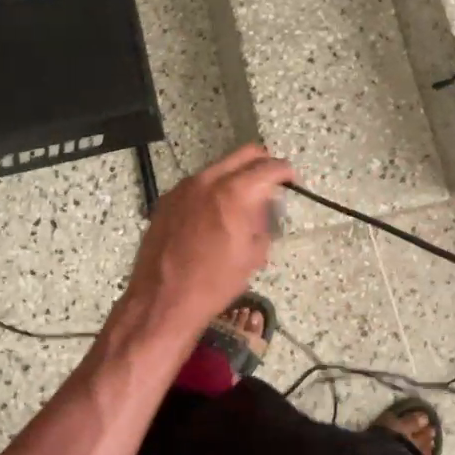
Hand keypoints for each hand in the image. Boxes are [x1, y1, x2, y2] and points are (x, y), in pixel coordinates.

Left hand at [124, 144, 290, 337]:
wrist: (162, 299)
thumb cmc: (214, 283)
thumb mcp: (252, 254)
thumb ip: (263, 220)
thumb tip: (263, 205)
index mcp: (233, 193)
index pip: (268, 167)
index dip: (285, 171)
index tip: (291, 180)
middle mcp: (207, 180)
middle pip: (244, 154)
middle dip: (263, 164)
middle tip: (271, 183)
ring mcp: (184, 187)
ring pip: (219, 166)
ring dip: (237, 176)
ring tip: (243, 202)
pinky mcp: (168, 198)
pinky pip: (199, 183)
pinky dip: (214, 189)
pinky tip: (215, 213)